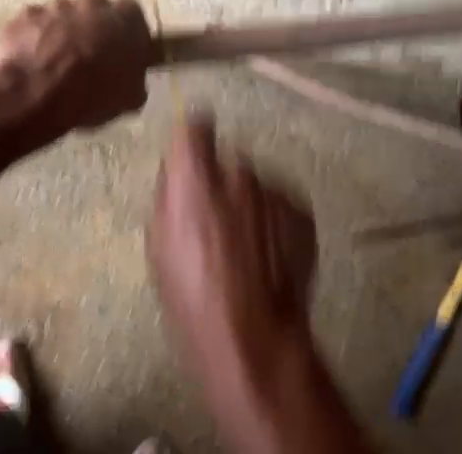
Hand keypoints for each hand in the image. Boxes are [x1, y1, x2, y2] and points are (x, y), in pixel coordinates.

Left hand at [0, 0, 154, 131]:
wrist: (37, 95)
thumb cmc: (93, 95)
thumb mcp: (130, 97)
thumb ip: (135, 75)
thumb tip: (132, 75)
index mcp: (126, 17)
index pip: (132, 14)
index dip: (126, 32)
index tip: (120, 51)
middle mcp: (93, 2)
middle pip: (97, 8)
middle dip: (93, 27)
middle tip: (88, 56)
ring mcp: (57, 5)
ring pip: (64, 14)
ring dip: (63, 32)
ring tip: (55, 61)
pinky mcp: (27, 14)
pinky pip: (35, 23)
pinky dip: (35, 37)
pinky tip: (32, 60)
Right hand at [148, 116, 318, 401]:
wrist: (254, 336)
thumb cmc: (192, 295)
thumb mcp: (159, 244)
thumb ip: (170, 195)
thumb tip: (178, 172)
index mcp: (196, 175)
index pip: (195, 126)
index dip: (193, 138)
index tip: (192, 153)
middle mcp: (238, 170)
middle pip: (228, 162)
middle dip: (222, 182)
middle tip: (215, 222)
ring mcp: (275, 190)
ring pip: (257, 185)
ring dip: (249, 204)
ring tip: (244, 248)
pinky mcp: (301, 211)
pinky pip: (281, 206)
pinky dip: (274, 223)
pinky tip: (268, 257)